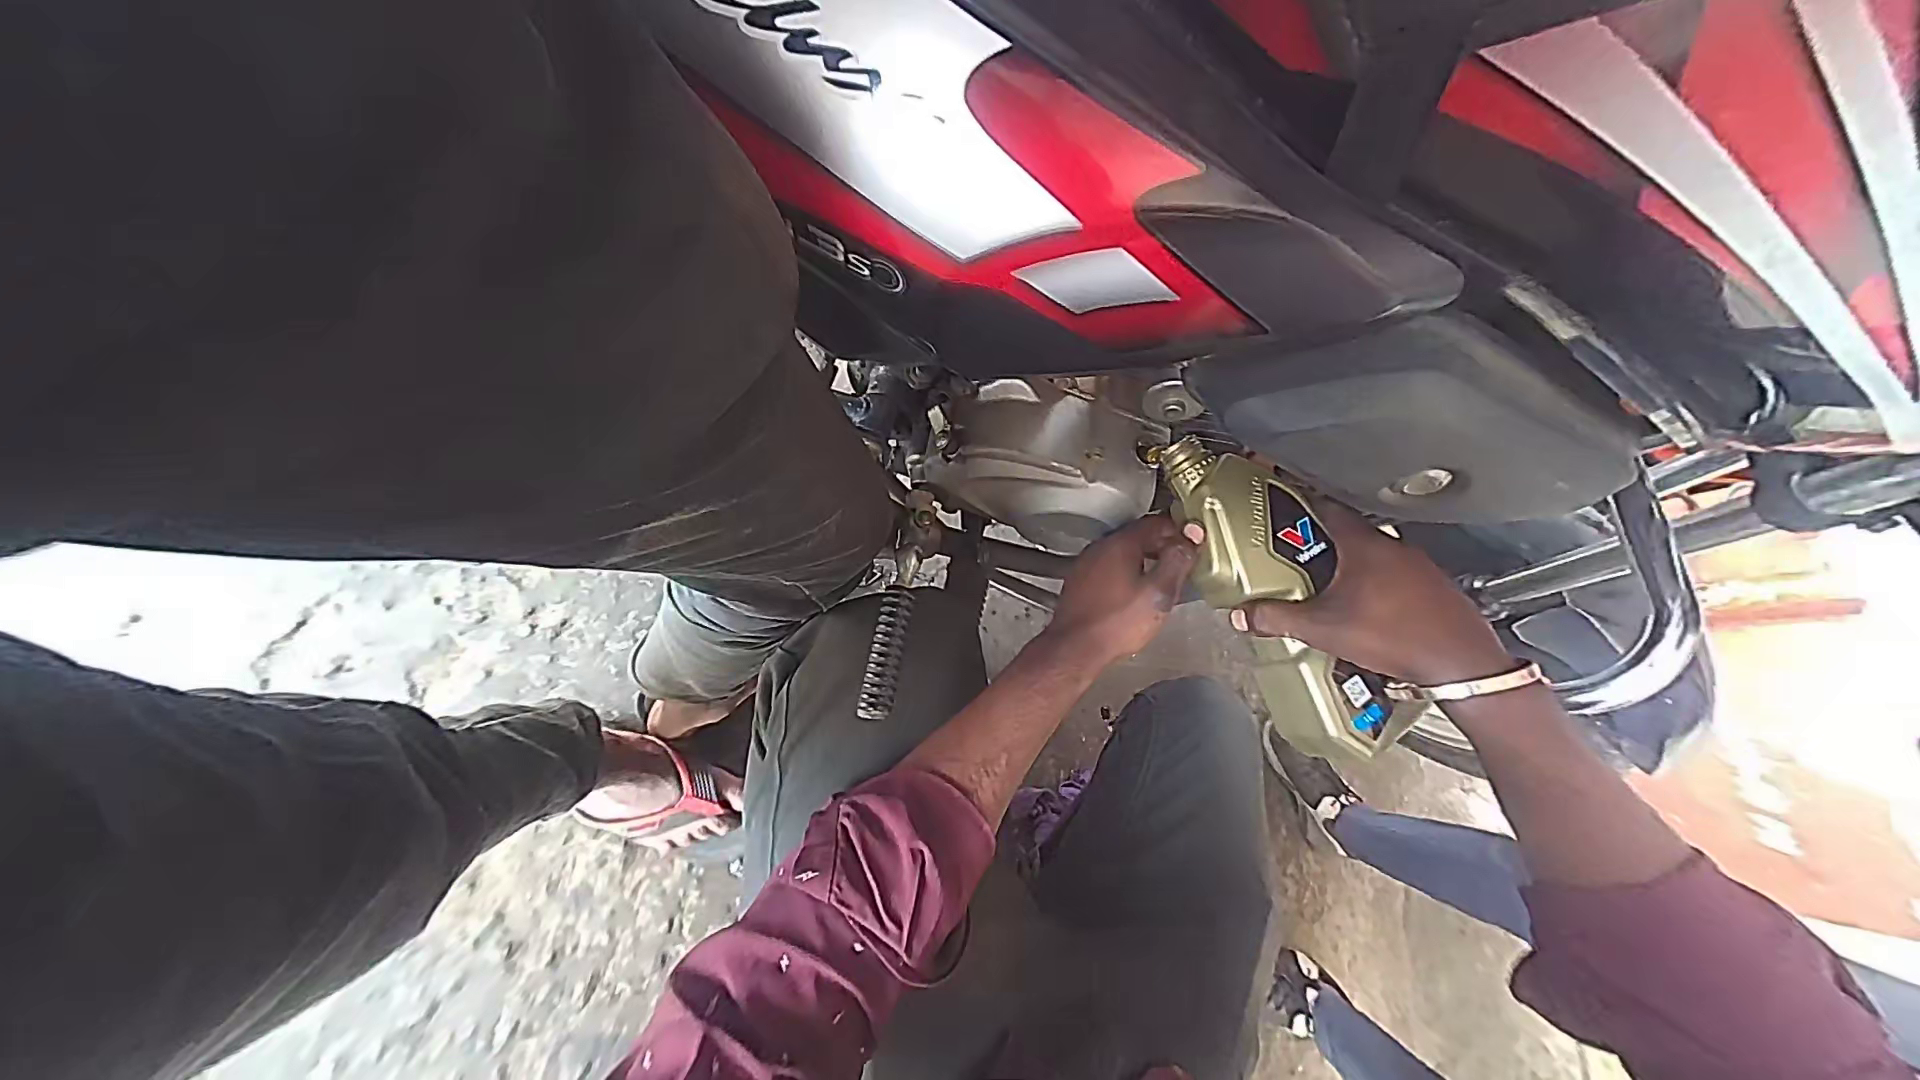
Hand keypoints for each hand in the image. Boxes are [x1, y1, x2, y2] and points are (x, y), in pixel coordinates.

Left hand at [1044, 514, 1199, 666]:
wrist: (1075, 648)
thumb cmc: (1116, 624)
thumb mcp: (1158, 593)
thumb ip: (1177, 561)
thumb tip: (1190, 537)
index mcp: (1120, 544)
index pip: (1155, 522)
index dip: (1178, 530)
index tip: (1192, 542)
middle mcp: (1099, 548)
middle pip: (1137, 535)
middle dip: (1162, 545)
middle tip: (1181, 561)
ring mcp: (1086, 565)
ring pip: (1121, 552)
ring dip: (1143, 560)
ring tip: (1162, 578)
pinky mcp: (1079, 583)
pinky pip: (1108, 568)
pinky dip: (1125, 573)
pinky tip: (1134, 592)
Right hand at [1230, 499, 1511, 684]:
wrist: (1459, 665)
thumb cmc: (1398, 636)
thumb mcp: (1321, 629)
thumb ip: (1276, 618)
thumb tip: (1245, 615)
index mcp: (1364, 547)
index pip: (1327, 507)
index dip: (1302, 501)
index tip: (1287, 499)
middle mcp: (1393, 549)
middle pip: (1347, 531)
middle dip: (1318, 540)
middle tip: (1295, 552)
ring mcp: (1417, 567)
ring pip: (1371, 553)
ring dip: (1346, 562)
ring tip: (1324, 583)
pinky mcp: (1431, 588)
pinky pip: (1392, 573)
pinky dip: (1371, 581)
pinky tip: (1361, 605)